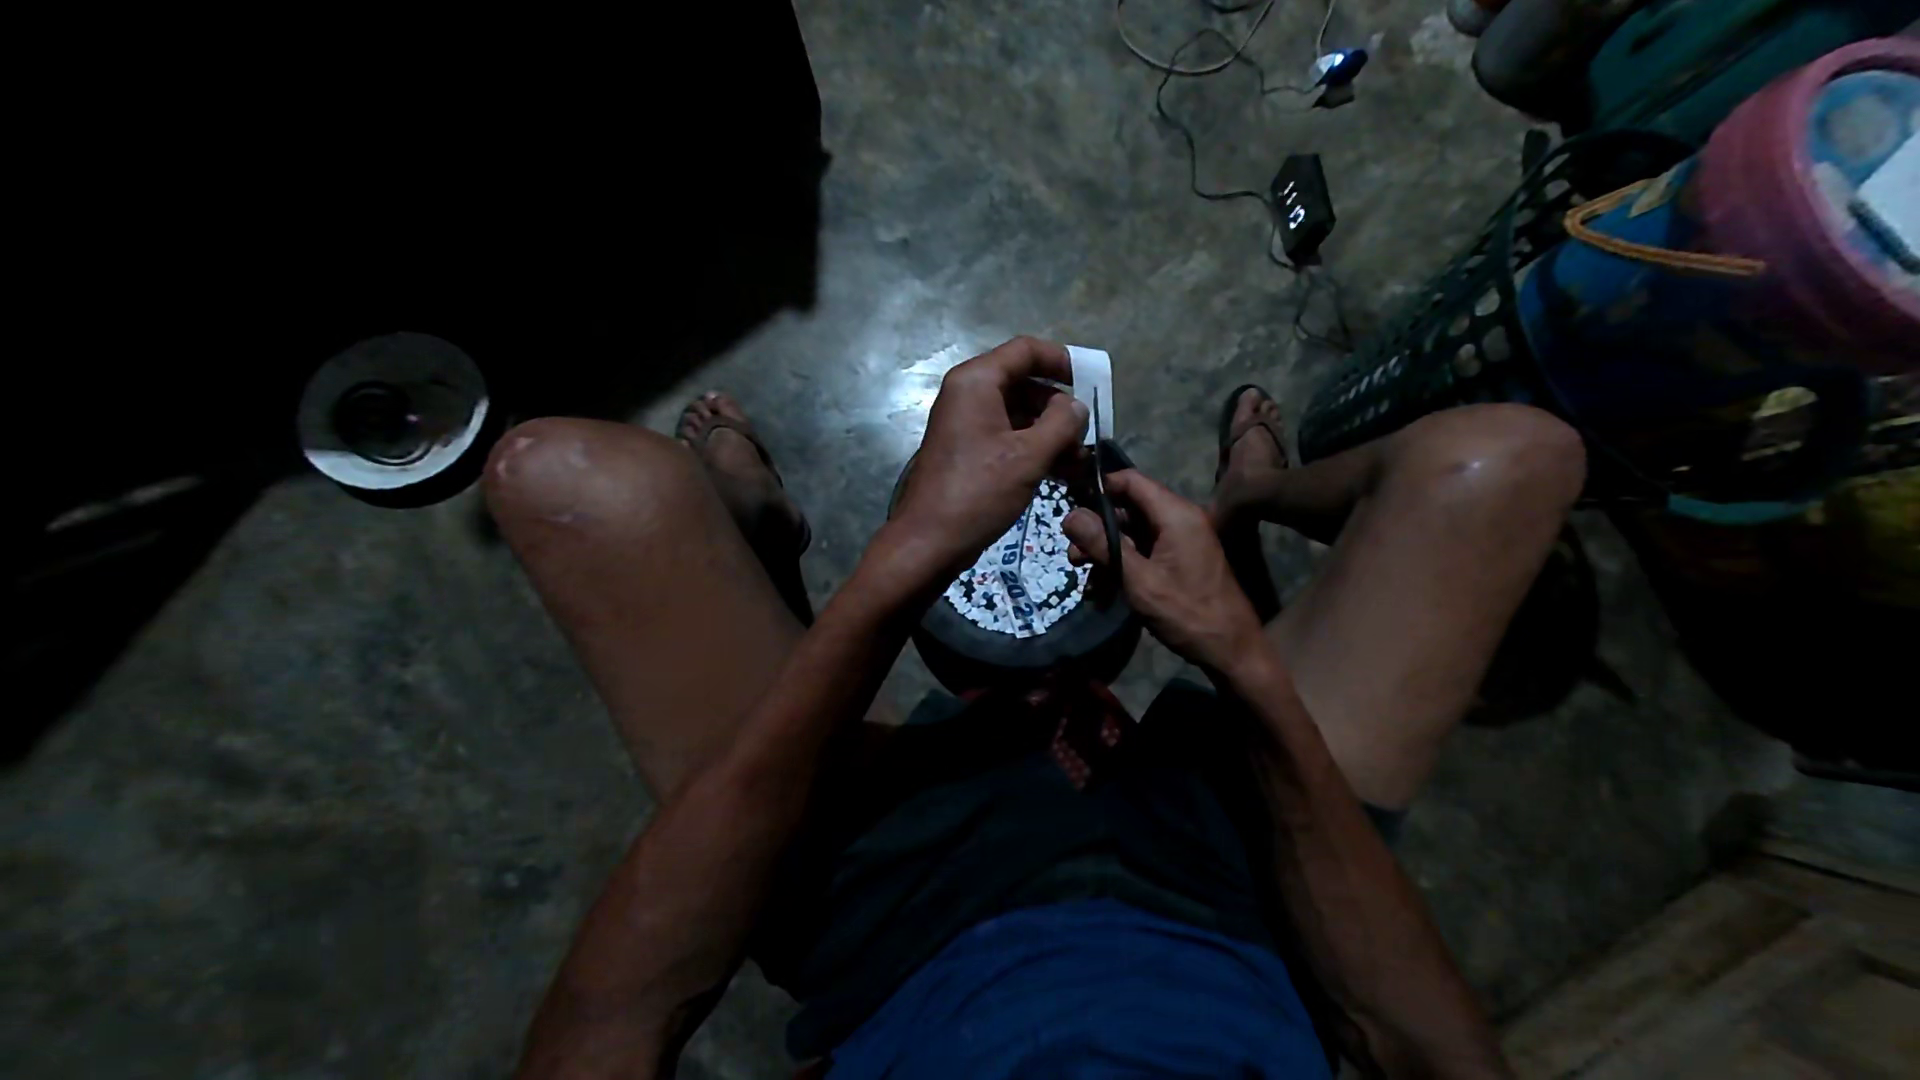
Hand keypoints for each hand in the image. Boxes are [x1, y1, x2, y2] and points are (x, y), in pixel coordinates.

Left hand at [884, 336, 1089, 582]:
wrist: (930, 540)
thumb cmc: (979, 492)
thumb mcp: (1029, 456)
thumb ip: (1061, 423)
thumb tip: (1077, 406)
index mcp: (976, 382)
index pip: (1026, 350)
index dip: (1062, 360)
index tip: (1092, 382)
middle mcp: (968, 394)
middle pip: (1024, 383)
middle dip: (1059, 407)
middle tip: (1088, 434)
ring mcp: (967, 424)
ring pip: (1019, 413)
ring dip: (1051, 432)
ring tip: (1080, 461)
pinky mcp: (969, 450)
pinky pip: (1008, 436)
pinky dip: (1034, 448)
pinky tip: (1061, 472)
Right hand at [1063, 468, 1266, 672]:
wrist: (1230, 650)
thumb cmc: (1186, 612)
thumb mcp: (1138, 579)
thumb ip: (1103, 545)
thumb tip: (1069, 516)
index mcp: (1176, 514)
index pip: (1130, 481)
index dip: (1098, 489)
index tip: (1070, 508)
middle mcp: (1179, 519)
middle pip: (1128, 508)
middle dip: (1097, 529)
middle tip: (1073, 555)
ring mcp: (1180, 540)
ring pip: (1132, 532)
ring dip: (1106, 550)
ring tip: (1083, 573)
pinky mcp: (1179, 559)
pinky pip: (1143, 551)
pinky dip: (1122, 564)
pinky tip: (1101, 589)